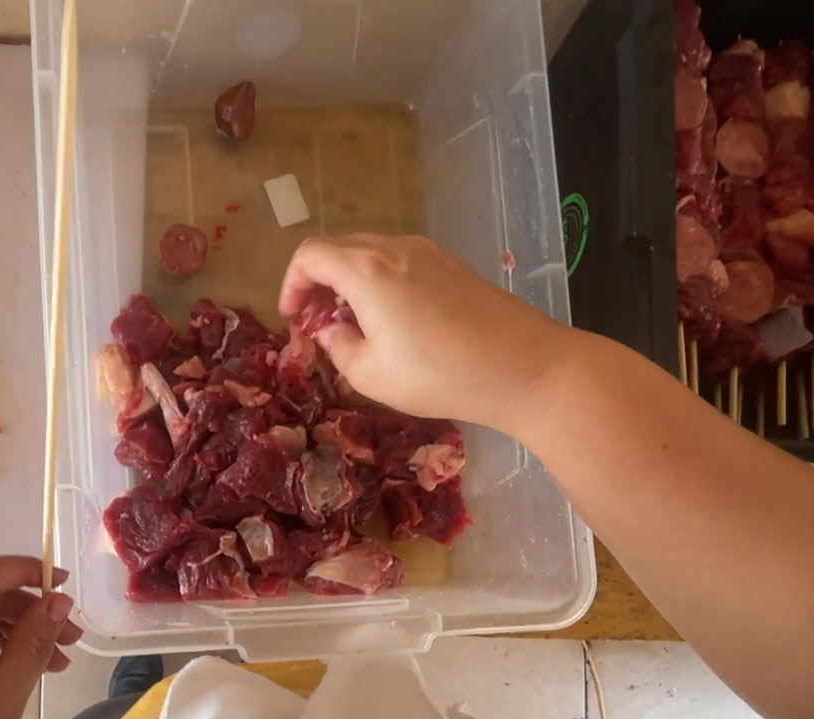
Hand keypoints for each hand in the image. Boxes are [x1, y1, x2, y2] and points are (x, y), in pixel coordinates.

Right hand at [278, 234, 574, 431]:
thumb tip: (331, 331)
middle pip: (338, 247)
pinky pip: (398, 261)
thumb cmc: (438, 375)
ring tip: (352, 325)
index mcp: (366, 270)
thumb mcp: (370, 375)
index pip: (309, 254)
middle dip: (317, 282)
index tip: (292, 318)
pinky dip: (378, 281)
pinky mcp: (451, 264)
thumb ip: (339, 347)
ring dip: (348, 281)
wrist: (523, 367)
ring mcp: (427, 251)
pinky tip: (390, 320)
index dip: (291, 284)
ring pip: (369, 252)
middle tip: (316, 323)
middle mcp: (394, 247)